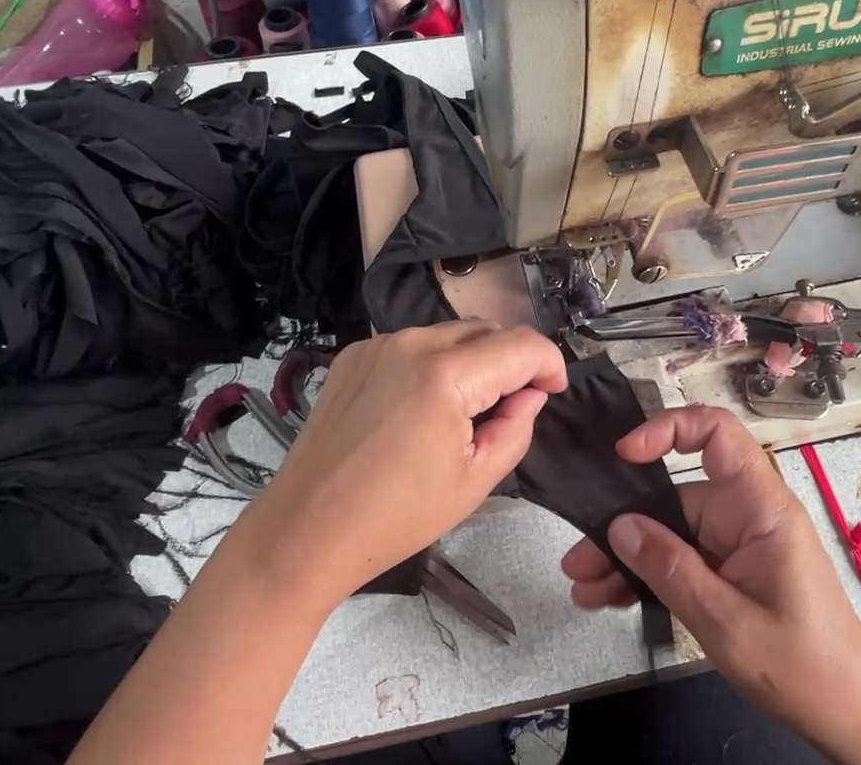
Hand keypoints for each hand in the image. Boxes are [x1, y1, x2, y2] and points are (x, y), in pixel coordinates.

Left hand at [240, 322, 567, 598]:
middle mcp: (411, 344)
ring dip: (472, 360)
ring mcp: (377, 345)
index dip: (549, 362)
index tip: (554, 388)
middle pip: (486, 331)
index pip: (521, 345)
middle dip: (511, 361)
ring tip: (464, 410)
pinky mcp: (353, 355)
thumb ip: (516, 427)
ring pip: (449, 334)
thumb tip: (529, 395)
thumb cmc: (396, 516)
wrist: (306, 529)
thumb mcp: (476, 481)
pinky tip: (420, 406)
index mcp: (447, 376)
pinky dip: (432, 363)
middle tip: (512, 405)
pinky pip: (411, 345)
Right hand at [559, 406, 860, 751]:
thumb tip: (620, 527)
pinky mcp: (731, 570)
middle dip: (624, 524)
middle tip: (577, 561)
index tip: (625, 454)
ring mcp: (737, 543)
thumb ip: (671, 569)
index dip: (669, 429)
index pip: (717, 434)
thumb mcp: (726, 621)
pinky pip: (681, 559)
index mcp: (760, 508)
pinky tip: (610, 597)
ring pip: (670, 532)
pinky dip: (649, 576)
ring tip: (583, 587)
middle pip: (675, 495)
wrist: (848, 714)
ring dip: (627, 558)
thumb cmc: (801, 664)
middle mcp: (746, 515)